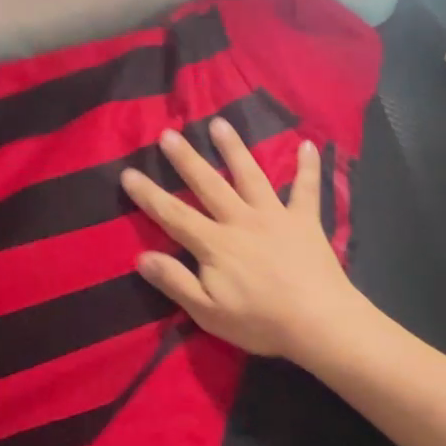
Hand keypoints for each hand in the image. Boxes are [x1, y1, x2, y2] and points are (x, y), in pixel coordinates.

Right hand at [119, 119, 373, 361]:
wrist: (318, 321)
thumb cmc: (260, 322)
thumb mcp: (208, 312)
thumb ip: (176, 282)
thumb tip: (142, 257)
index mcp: (215, 244)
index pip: (173, 215)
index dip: (149, 195)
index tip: (128, 173)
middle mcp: (242, 221)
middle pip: (208, 184)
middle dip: (186, 159)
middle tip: (168, 134)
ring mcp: (275, 216)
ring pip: (250, 175)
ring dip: (234, 148)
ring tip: (220, 123)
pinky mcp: (305, 221)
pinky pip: (306, 189)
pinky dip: (308, 167)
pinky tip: (309, 145)